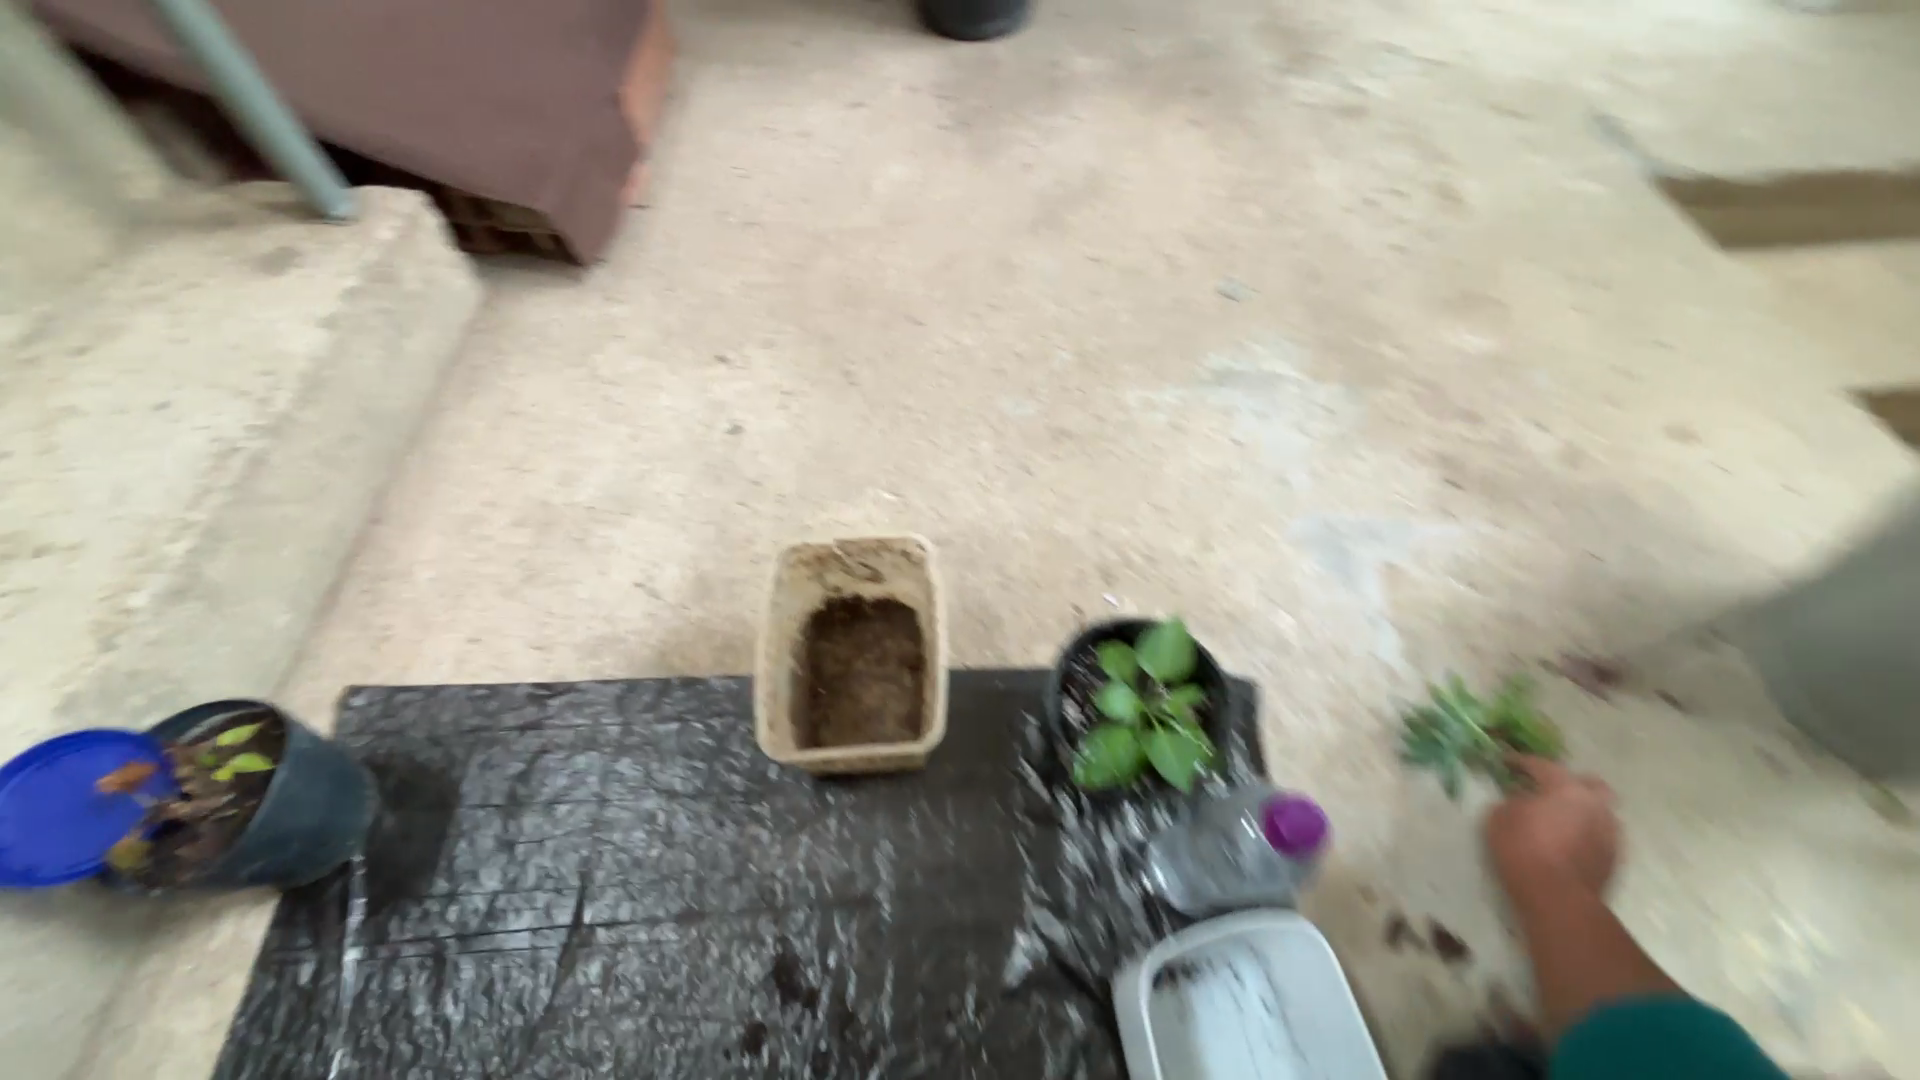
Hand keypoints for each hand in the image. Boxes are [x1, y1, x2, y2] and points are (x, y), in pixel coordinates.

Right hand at [1486, 755, 1618, 899]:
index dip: (1521, 762)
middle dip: (1571, 783)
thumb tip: (1523, 798)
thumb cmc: (1523, 847)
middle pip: (1591, 784)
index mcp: (1567, 789)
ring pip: (1599, 810)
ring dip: (1581, 809)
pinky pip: (1600, 833)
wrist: (1557, 895)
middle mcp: (1595, 805)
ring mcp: (1611, 832)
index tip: (1505, 762)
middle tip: (1548, 789)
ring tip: (1558, 818)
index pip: (1543, 765)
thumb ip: (1514, 800)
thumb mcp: (1501, 816)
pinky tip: (1567, 840)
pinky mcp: (1615, 857)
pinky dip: (1585, 831)